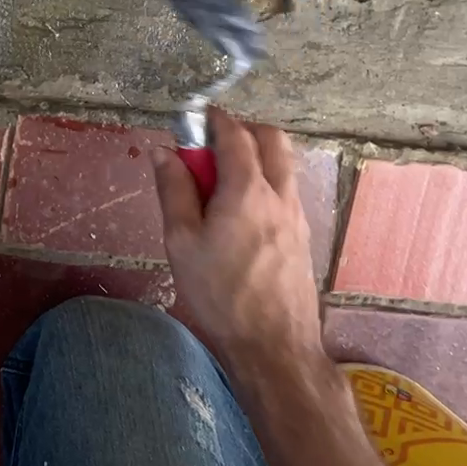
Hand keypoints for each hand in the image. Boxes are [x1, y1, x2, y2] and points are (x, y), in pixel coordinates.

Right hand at [150, 107, 322, 378]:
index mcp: (247, 192)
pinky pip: (285, 190)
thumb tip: (163, 151)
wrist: (274, 347)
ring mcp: (297, 216)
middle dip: (241, 130)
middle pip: (272, 140)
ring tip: (218, 181)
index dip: (213, 119)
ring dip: (254, 156)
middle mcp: (279, 196)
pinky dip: (263, 181)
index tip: (193, 117)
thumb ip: (173, 190)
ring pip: (282, 165)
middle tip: (209, 145)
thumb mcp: (181, 241)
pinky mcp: (303, 237)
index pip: (235, 135)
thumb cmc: (219, 292)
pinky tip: (236, 211)